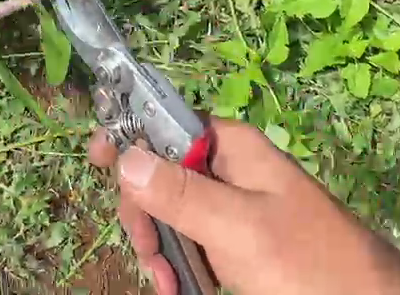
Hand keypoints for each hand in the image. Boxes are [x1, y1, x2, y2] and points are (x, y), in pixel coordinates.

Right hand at [88, 117, 399, 294]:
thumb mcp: (237, 228)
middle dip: (144, 210)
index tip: (94, 156)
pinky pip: (194, 239)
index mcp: (231, 146)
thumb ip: (180, 193)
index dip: (129, 133)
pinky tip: (178, 286)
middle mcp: (230, 167)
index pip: (165, 121)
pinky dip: (180, 262)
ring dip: (159, 244)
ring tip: (166, 284)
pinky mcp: (241, 242)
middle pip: (161, 171)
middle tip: (148, 257)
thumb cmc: (305, 263)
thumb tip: (124, 156)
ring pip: (174, 210)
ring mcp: (235, 205)